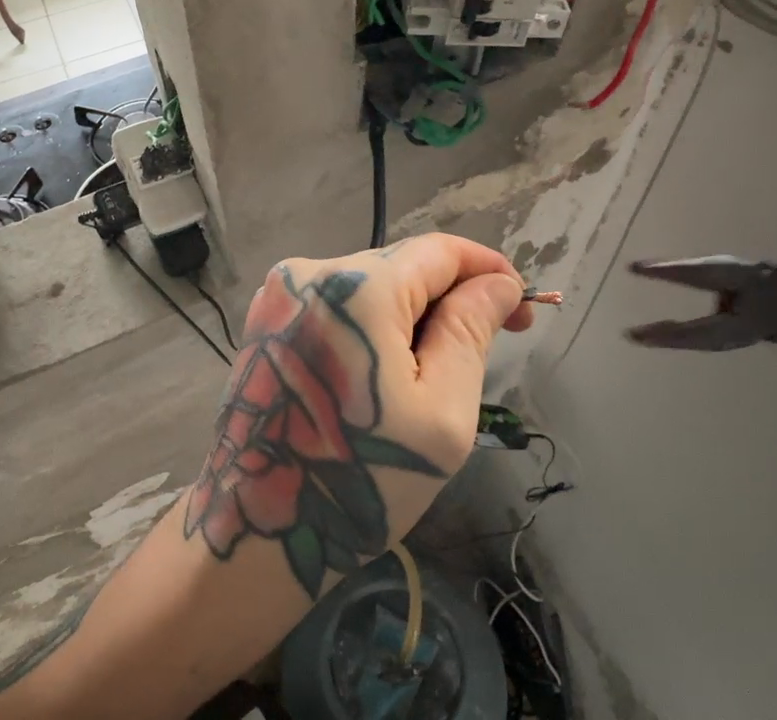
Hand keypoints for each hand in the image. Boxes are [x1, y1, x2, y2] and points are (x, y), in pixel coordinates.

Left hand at [183, 233, 532, 597]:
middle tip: (489, 351)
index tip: (521, 310)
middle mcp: (311, 271)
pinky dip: (374, 328)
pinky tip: (385, 376)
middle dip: (453, 299)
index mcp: (357, 287)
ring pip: (373, 286)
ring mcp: (281, 294)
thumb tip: (496, 284)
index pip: (441, 251)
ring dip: (413, 317)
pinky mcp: (268, 320)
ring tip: (433, 376)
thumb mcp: (440, 412)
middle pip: (405, 266)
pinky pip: (340, 305)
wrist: (255, 525)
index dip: (489, 271)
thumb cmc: (360, 478)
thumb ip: (469, 333)